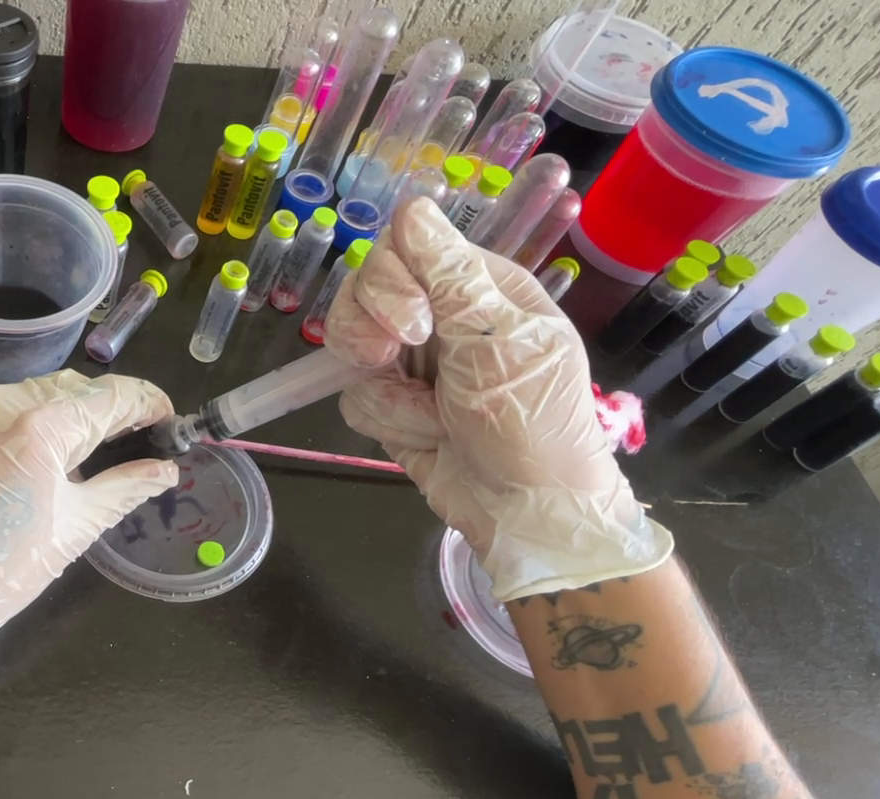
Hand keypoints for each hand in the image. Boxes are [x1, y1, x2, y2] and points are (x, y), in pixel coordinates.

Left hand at [0, 371, 177, 686]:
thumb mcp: (72, 531)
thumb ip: (124, 489)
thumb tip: (165, 470)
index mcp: (37, 427)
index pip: (110, 397)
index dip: (148, 403)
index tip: (169, 420)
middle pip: (74, 388)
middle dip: (109, 409)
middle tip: (135, 440)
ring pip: (36, 394)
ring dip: (71, 414)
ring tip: (91, 452)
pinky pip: (3, 409)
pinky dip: (33, 422)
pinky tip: (43, 456)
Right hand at [325, 197, 672, 599]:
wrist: (520, 508)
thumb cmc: (530, 422)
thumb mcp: (499, 344)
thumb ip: (451, 278)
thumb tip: (412, 208)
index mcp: (476, 287)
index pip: (401, 248)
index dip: (390, 283)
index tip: (412, 328)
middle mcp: (437, 316)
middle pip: (362, 293)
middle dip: (372, 337)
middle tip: (400, 362)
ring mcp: (409, 361)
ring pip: (349, 349)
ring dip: (386, 393)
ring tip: (428, 414)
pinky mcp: (389, 403)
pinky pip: (353, 396)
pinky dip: (385, 420)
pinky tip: (424, 434)